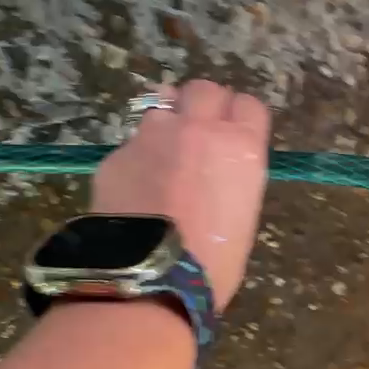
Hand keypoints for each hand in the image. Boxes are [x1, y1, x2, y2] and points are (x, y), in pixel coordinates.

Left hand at [91, 81, 269, 310]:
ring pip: (163, 103)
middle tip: (201, 133)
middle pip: (205, 90)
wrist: (150, 278)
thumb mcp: (242, 218)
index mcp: (241, 149)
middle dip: (204, 106)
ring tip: (165, 151)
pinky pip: (134, 141)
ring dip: (169, 120)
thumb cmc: (213, 264)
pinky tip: (138, 184)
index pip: (250, 106)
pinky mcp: (118, 153)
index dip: (242, 119)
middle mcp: (199, 130)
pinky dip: (140, 155)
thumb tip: (217, 173)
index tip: (237, 133)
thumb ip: (232, 179)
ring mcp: (153, 136)